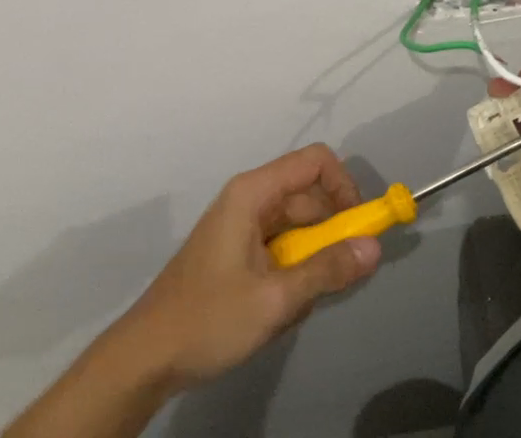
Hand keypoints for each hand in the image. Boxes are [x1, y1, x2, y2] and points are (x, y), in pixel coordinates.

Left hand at [121, 144, 381, 388]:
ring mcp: (241, 227)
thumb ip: (328, 270)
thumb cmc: (208, 319)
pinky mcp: (237, 253)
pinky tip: (278, 309)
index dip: (344, 186)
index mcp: (253, 194)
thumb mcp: (276, 299)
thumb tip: (375, 247)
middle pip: (310, 198)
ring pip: (298, 229)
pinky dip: (292, 275)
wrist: (145, 359)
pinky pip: (281, 250)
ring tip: (293, 303)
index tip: (357, 228)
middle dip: (330, 235)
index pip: (315, 162)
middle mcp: (248, 201)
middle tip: (332, 280)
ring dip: (310, 262)